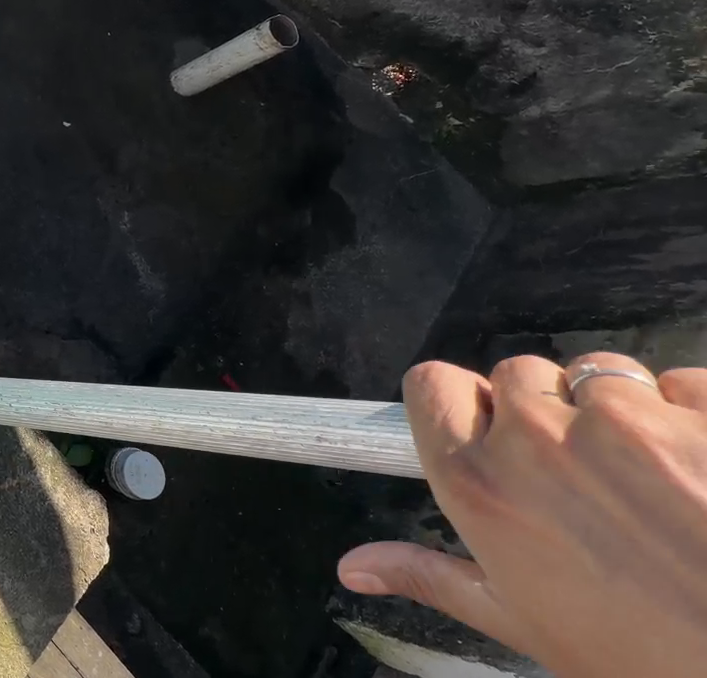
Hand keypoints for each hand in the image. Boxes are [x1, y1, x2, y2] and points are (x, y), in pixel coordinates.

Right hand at [339, 352, 706, 676]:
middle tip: (598, 473)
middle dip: (553, 408)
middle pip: (521, 373)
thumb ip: (431, 576)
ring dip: (631, 410)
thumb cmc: (647, 659)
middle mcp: (535, 439)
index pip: (432, 383)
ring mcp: (629, 426)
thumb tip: (350, 566)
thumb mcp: (526, 623)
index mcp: (476, 481)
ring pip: (606, 373)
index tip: (494, 430)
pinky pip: (688, 382)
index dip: (465, 402)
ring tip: (668, 476)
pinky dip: (701, 414)